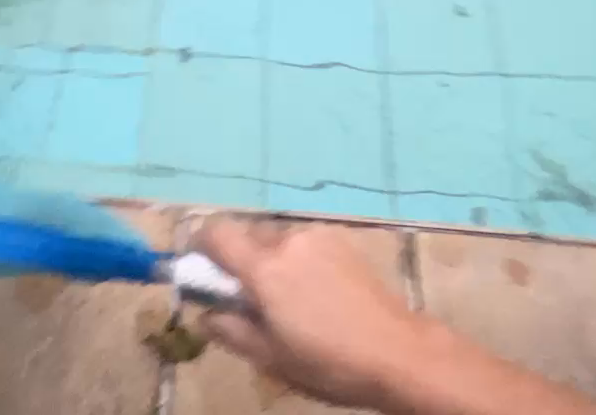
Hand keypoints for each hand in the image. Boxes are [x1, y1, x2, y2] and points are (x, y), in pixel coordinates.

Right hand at [192, 220, 431, 409]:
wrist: (397, 350)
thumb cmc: (328, 361)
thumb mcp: (271, 357)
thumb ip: (230, 330)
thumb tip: (204, 313)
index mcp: (264, 267)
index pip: (216, 233)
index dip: (200, 244)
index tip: (199, 266)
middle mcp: (286, 239)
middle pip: (246, 234)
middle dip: (237, 258)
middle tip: (246, 295)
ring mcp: (315, 235)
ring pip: (275, 237)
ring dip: (268, 258)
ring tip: (286, 297)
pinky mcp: (339, 238)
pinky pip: (302, 241)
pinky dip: (295, 257)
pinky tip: (314, 289)